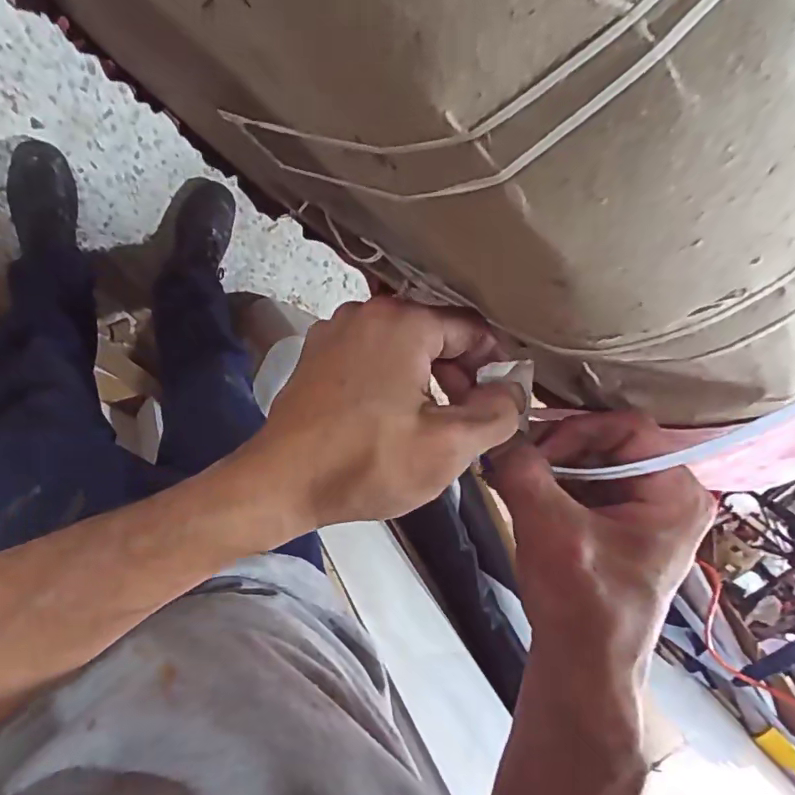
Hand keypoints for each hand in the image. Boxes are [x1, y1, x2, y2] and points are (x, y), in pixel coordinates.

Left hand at [249, 297, 523, 527]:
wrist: (280, 482)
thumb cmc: (366, 463)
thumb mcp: (448, 446)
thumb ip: (497, 412)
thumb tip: (514, 389)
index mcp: (403, 321)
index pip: (473, 330)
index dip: (495, 367)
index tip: (501, 404)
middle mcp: (366, 313)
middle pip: (435, 335)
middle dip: (460, 376)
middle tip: (469, 423)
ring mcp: (334, 333)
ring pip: (403, 348)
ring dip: (427, 382)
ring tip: (434, 427)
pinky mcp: (315, 358)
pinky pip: (371, 359)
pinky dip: (392, 382)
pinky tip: (393, 421)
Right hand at [485, 412, 712, 665]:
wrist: (583, 666)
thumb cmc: (581, 603)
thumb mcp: (549, 528)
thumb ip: (523, 472)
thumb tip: (498, 433)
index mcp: (677, 493)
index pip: (627, 427)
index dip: (575, 430)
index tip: (532, 450)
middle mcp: (670, 498)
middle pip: (608, 444)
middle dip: (557, 451)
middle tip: (515, 462)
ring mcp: (644, 515)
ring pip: (592, 466)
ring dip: (549, 470)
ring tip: (512, 479)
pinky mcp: (619, 530)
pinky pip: (584, 490)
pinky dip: (551, 489)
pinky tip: (521, 496)